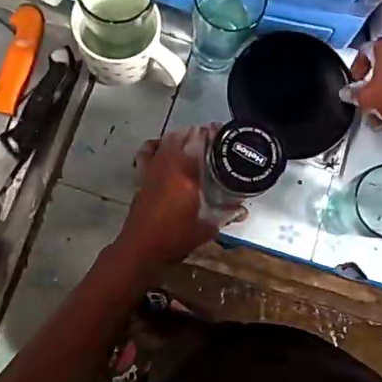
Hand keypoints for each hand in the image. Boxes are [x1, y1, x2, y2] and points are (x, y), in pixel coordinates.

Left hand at [114, 127, 222, 266]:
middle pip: (182, 135)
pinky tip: (164, 150)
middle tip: (212, 140)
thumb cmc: (175, 239)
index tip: (222, 133)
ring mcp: (152, 169)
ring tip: (192, 143)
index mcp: (186, 175)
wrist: (141, 249)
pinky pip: (147, 152)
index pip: (199, 141)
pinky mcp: (141, 177)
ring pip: (165, 141)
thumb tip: (241, 210)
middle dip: (198, 133)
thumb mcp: (206, 229)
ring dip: (180, 137)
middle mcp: (167, 166)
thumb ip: (225, 216)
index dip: (211, 133)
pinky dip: (156, 146)